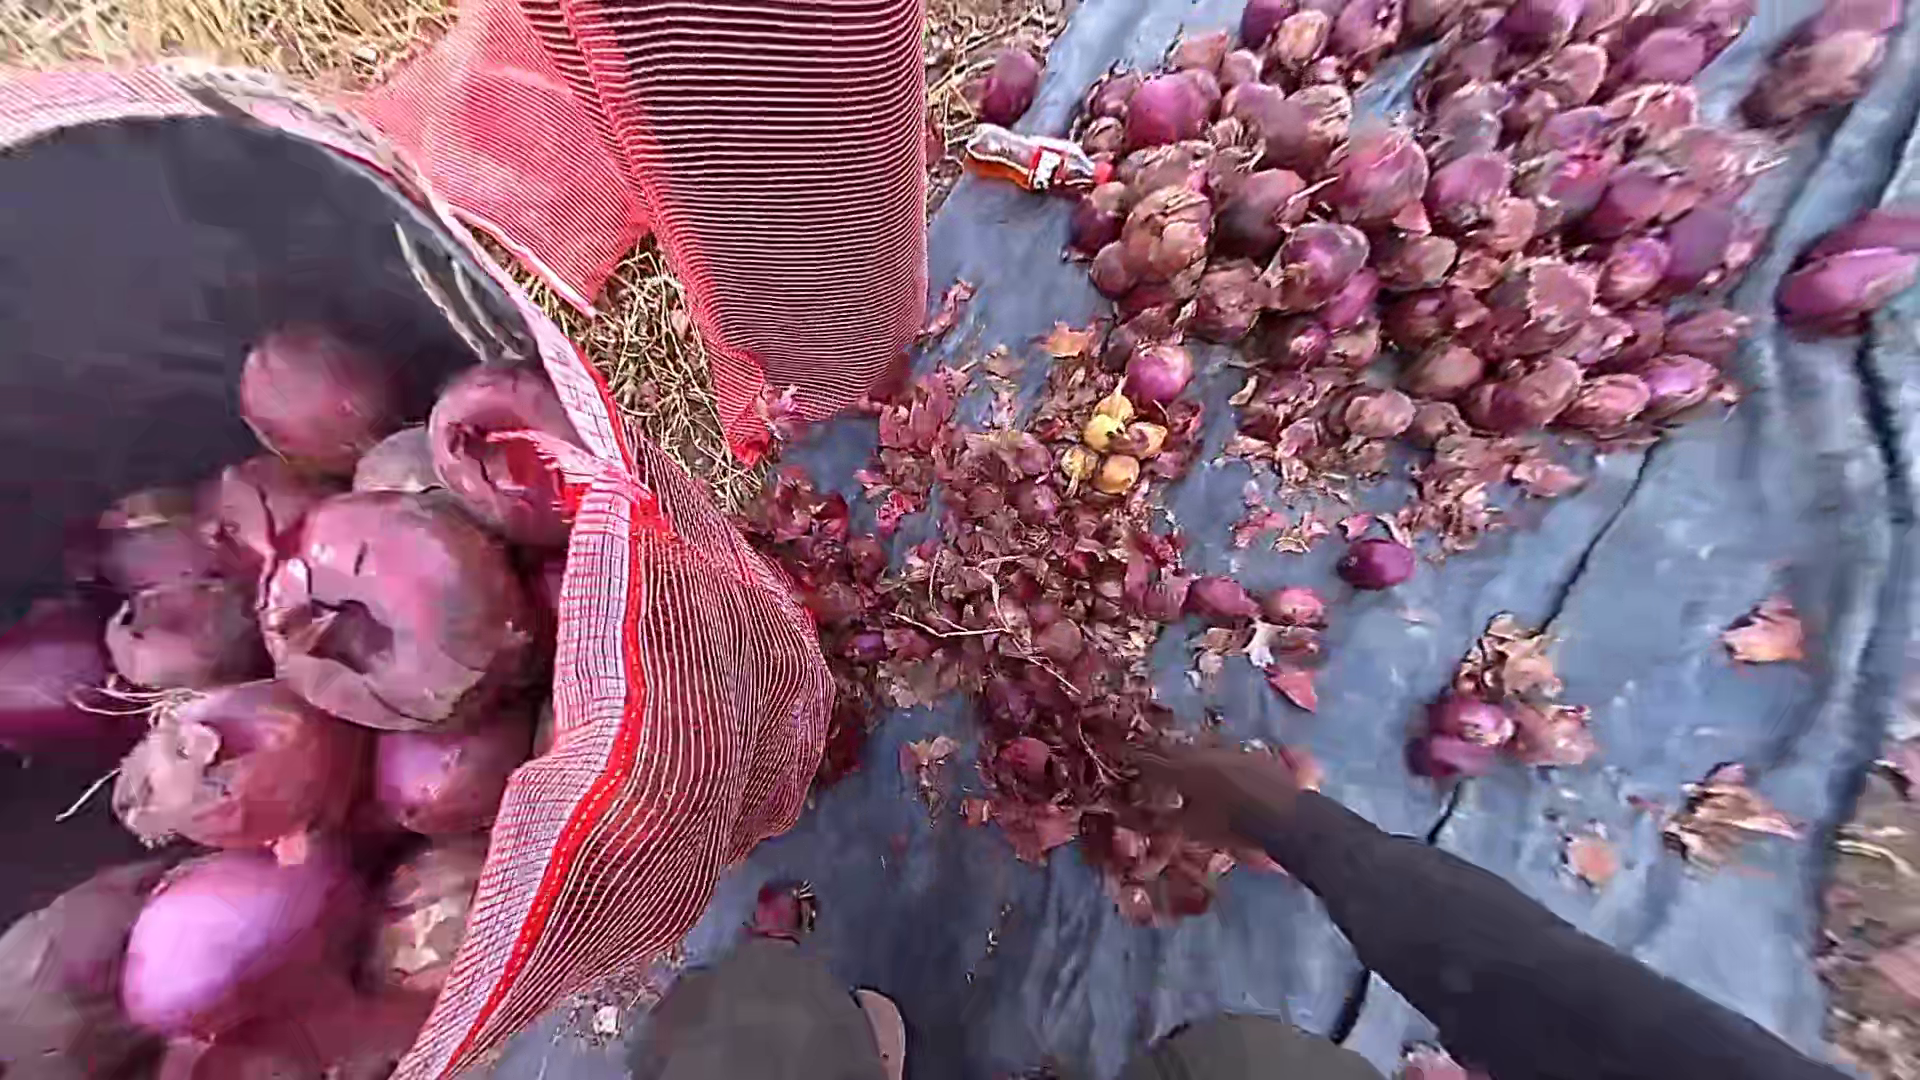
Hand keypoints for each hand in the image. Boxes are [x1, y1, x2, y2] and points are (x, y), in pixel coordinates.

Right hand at [1135, 741, 1309, 849]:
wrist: (1286, 817)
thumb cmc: (1234, 825)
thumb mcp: (1195, 827)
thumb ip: (1166, 818)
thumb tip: (1140, 813)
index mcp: (1182, 769)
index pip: (1150, 761)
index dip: (1135, 758)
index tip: (1123, 754)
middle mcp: (1199, 752)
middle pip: (1171, 747)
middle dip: (1156, 750)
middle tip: (1146, 752)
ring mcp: (1223, 748)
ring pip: (1194, 745)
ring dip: (1182, 750)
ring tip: (1176, 757)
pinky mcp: (1245, 751)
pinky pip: (1217, 748)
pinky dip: (1207, 754)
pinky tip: (1210, 763)